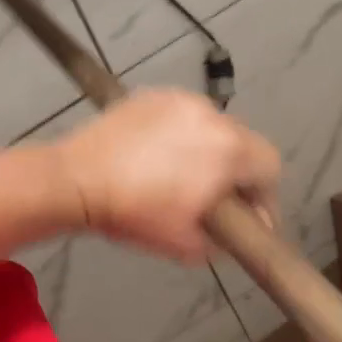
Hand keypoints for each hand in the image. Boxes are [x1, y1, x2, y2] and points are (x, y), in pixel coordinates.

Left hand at [53, 88, 280, 263]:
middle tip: (211, 198)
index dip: (261, 198)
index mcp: (230, 148)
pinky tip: (155, 155)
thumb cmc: (131, 211)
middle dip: (232, 172)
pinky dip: (174, 133)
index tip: (245, 218)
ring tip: (180, 176)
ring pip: (208, 128)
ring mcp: (175, 100)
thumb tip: (230, 236)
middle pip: (240, 144)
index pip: (269, 169)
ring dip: (203, 150)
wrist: (72, 180)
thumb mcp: (187, 245)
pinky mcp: (146, 96)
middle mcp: (209, 114)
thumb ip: (224, 242)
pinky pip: (176, 116)